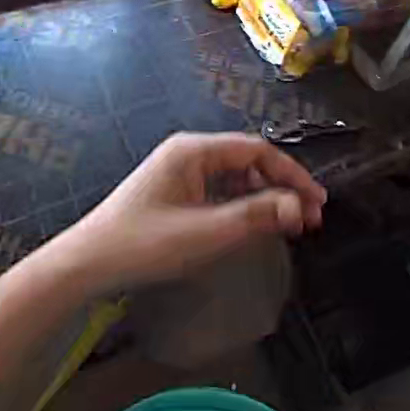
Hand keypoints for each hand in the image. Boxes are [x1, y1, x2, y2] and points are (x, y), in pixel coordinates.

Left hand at [36, 132, 326, 294]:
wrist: (90, 261)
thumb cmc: (144, 244)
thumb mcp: (204, 233)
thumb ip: (253, 217)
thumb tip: (299, 207)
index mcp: (193, 150)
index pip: (256, 149)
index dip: (291, 175)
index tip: (319, 204)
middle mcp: (186, 152)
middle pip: (246, 159)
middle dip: (279, 185)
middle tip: (309, 220)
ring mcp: (178, 170)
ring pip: (232, 175)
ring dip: (262, 196)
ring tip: (288, 225)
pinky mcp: (173, 190)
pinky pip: (217, 189)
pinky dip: (241, 204)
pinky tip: (253, 225)